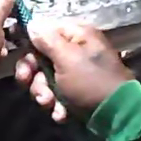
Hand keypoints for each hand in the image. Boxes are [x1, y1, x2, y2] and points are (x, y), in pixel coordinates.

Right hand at [13, 21, 133, 122]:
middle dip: (35, 77)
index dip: (31, 47)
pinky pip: (58, 94)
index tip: (24, 63)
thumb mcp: (67, 58)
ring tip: (51, 104)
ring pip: (46, 79)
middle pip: (42, 58)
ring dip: (44, 93)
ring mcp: (77, 73)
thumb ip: (47, 40)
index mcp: (77, 35)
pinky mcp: (77, 92)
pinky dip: (57, 105)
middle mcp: (77, 50)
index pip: (45, 32)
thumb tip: (32, 23)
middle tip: (34, 88)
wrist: (116, 117)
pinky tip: (62, 114)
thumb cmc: (90, 82)